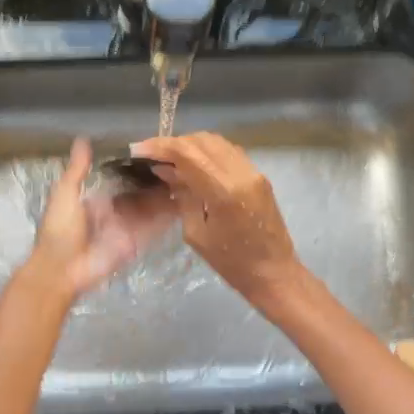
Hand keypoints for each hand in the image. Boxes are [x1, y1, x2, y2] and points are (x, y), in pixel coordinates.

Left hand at [27, 138, 177, 297]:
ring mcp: (125, 229)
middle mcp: (114, 213)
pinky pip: (153, 229)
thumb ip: (77, 169)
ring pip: (150, 210)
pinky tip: (184, 203)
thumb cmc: (60, 230)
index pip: (121, 181)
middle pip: (139, 195)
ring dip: (165, 198)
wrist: (61, 270)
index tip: (156, 154)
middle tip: (179, 165)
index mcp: (96, 200)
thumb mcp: (65, 194)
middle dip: (156, 183)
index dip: (137, 170)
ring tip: (187, 179)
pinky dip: (167, 218)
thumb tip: (83, 139)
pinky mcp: (134, 244)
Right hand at [130, 132, 301, 303]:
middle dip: (174, 144)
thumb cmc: (231, 263)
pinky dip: (208, 152)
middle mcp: (241, 173)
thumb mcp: (196, 234)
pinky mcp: (259, 176)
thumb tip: (167, 171)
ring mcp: (253, 171)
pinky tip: (194, 166)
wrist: (273, 272)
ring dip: (192, 145)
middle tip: (153, 156)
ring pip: (217, 142)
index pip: (187, 152)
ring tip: (171, 160)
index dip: (160, 147)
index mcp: (223, 191)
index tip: (139, 150)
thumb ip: (183, 196)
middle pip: (202, 141)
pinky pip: (229, 152)